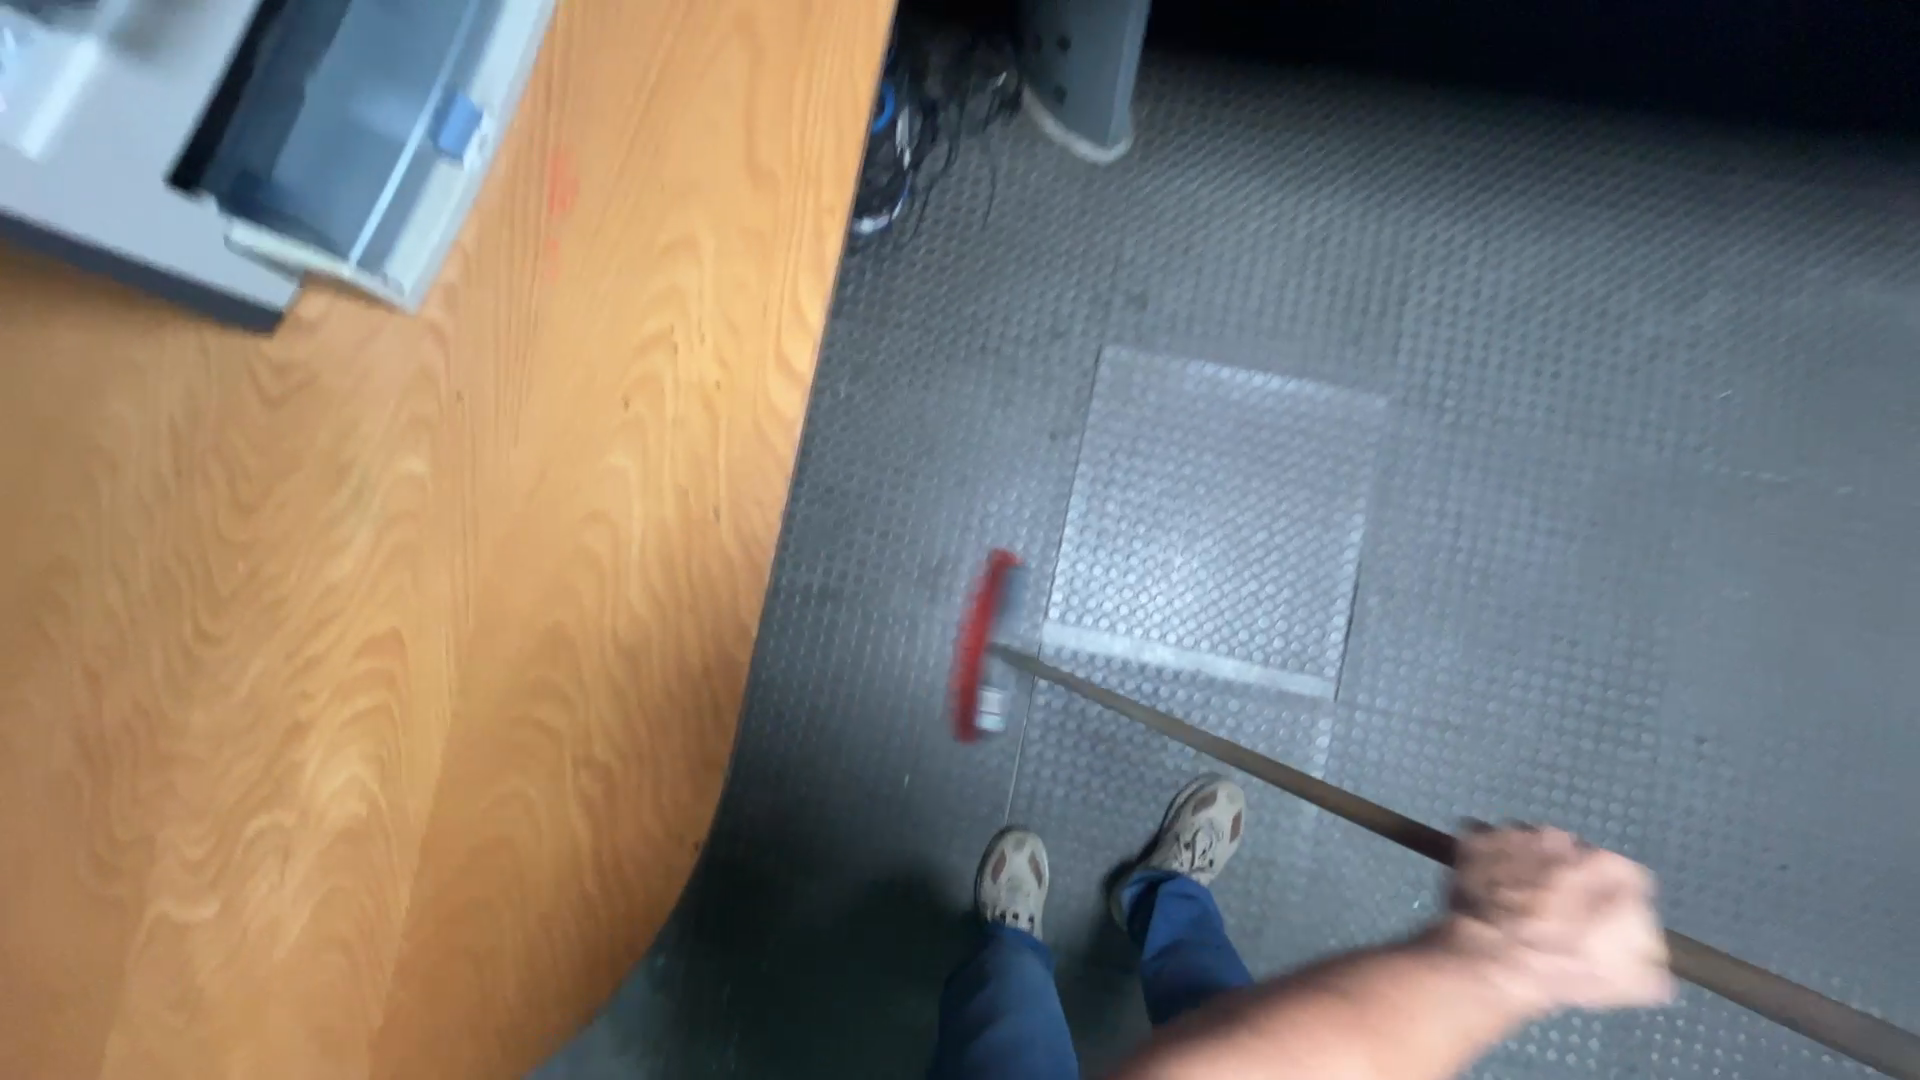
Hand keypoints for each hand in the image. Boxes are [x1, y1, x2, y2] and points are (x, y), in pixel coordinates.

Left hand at [1439, 824, 1674, 1013]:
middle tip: (1553, 904)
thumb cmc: (1564, 966)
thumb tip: (1648, 947)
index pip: (1622, 872)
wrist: (1492, 956)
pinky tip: (1488, 877)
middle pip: (1573, 853)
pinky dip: (1488, 853)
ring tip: (1517, 892)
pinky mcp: (1474, 836)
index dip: (1612, 893)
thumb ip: (1649, 954)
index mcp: (1607, 866)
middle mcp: (1562, 839)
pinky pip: (1487, 838)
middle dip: (1566, 874)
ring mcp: (1513, 834)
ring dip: (1527, 860)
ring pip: (1529, 842)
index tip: (1599, 911)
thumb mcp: (1633, 979)